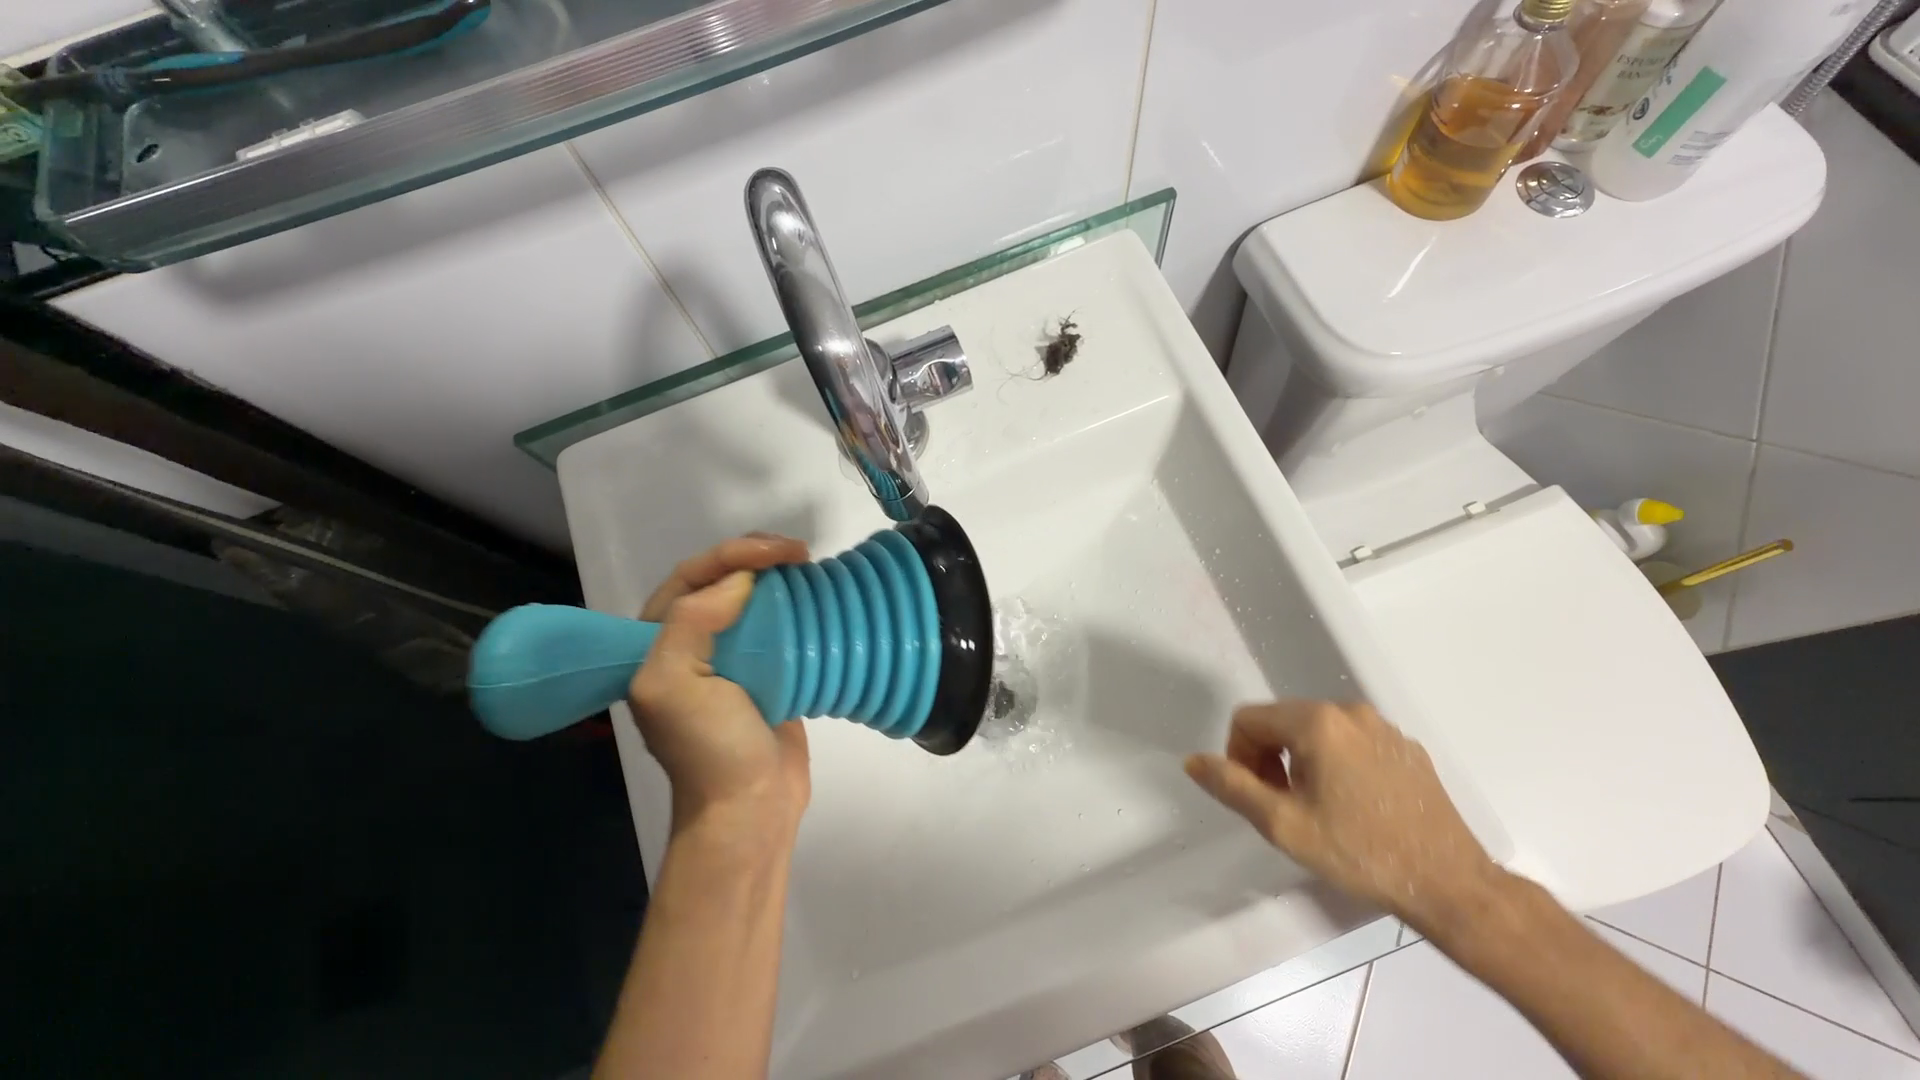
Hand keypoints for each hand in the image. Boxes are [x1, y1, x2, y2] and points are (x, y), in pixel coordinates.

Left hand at [629, 534, 812, 832]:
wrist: (750, 808)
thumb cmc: (708, 749)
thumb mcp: (673, 684)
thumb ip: (692, 622)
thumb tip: (740, 582)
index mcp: (655, 644)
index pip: (689, 578)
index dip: (732, 554)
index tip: (778, 551)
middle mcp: (690, 645)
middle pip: (721, 581)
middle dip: (757, 557)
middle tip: (798, 552)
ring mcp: (732, 660)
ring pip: (753, 600)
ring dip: (780, 577)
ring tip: (810, 566)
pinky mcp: (767, 673)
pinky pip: (779, 627)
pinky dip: (797, 607)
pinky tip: (818, 598)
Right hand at [1183, 700, 1502, 931]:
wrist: (1448, 882)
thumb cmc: (1358, 853)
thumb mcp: (1283, 825)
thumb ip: (1232, 787)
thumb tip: (1193, 761)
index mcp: (1317, 723)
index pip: (1248, 720)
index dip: (1238, 757)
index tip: (1256, 798)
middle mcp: (1350, 712)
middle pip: (1282, 721)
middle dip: (1269, 759)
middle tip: (1282, 807)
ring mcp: (1383, 728)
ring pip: (1318, 732)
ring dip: (1301, 762)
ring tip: (1317, 809)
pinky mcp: (1406, 748)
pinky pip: (1352, 743)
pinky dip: (1337, 765)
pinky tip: (1353, 807)